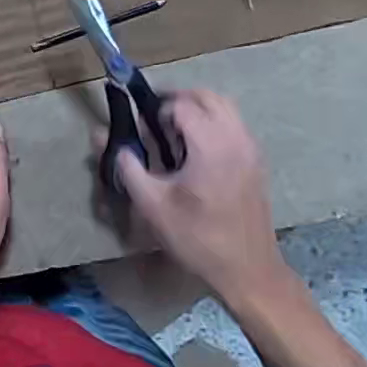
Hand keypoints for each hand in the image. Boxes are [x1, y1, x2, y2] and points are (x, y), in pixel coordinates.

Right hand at [112, 89, 290, 298]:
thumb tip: (109, 141)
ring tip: (174, 135)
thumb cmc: (197, 238)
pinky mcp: (257, 161)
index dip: (156, 112)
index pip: (181, 105)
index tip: (142, 130)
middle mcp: (236, 138)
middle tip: (155, 120)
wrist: (247, 270)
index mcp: (211, 146)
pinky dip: (212, 123)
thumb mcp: (152, 205)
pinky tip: (196, 152)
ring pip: (224, 107)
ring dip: (197, 110)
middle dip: (178, 101)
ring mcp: (251, 148)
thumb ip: (128, 167)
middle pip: (207, 96)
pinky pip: (233, 124)